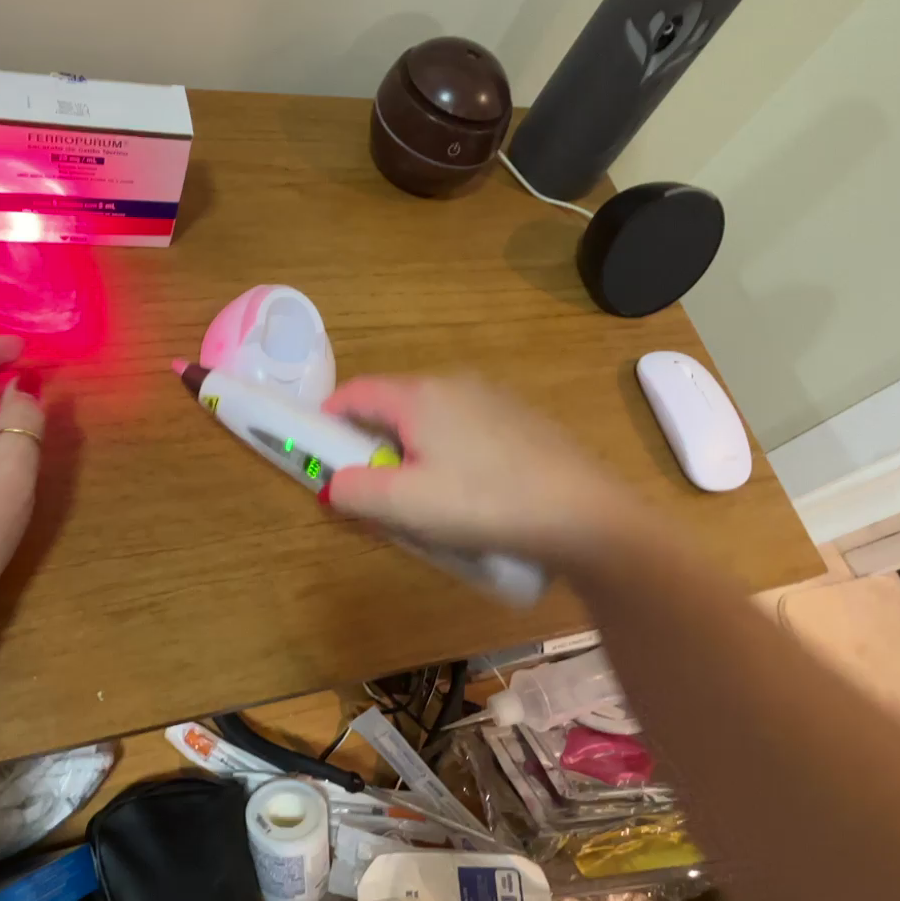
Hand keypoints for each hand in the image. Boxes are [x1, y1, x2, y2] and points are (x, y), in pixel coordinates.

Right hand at [322, 375, 634, 558]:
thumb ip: (355, 492)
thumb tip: (334, 485)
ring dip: (410, 450)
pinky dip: (447, 453)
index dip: (328, 417)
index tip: (315, 449)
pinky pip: (465, 430)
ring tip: (418, 497)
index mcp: (420, 396)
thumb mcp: (406, 506)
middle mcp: (455, 384)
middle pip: (393, 405)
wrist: (584, 516)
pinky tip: (467, 492)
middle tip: (368, 486)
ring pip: (431, 419)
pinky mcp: (522, 422)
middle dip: (370, 441)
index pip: (356, 392)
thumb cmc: (484, 503)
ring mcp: (494, 399)